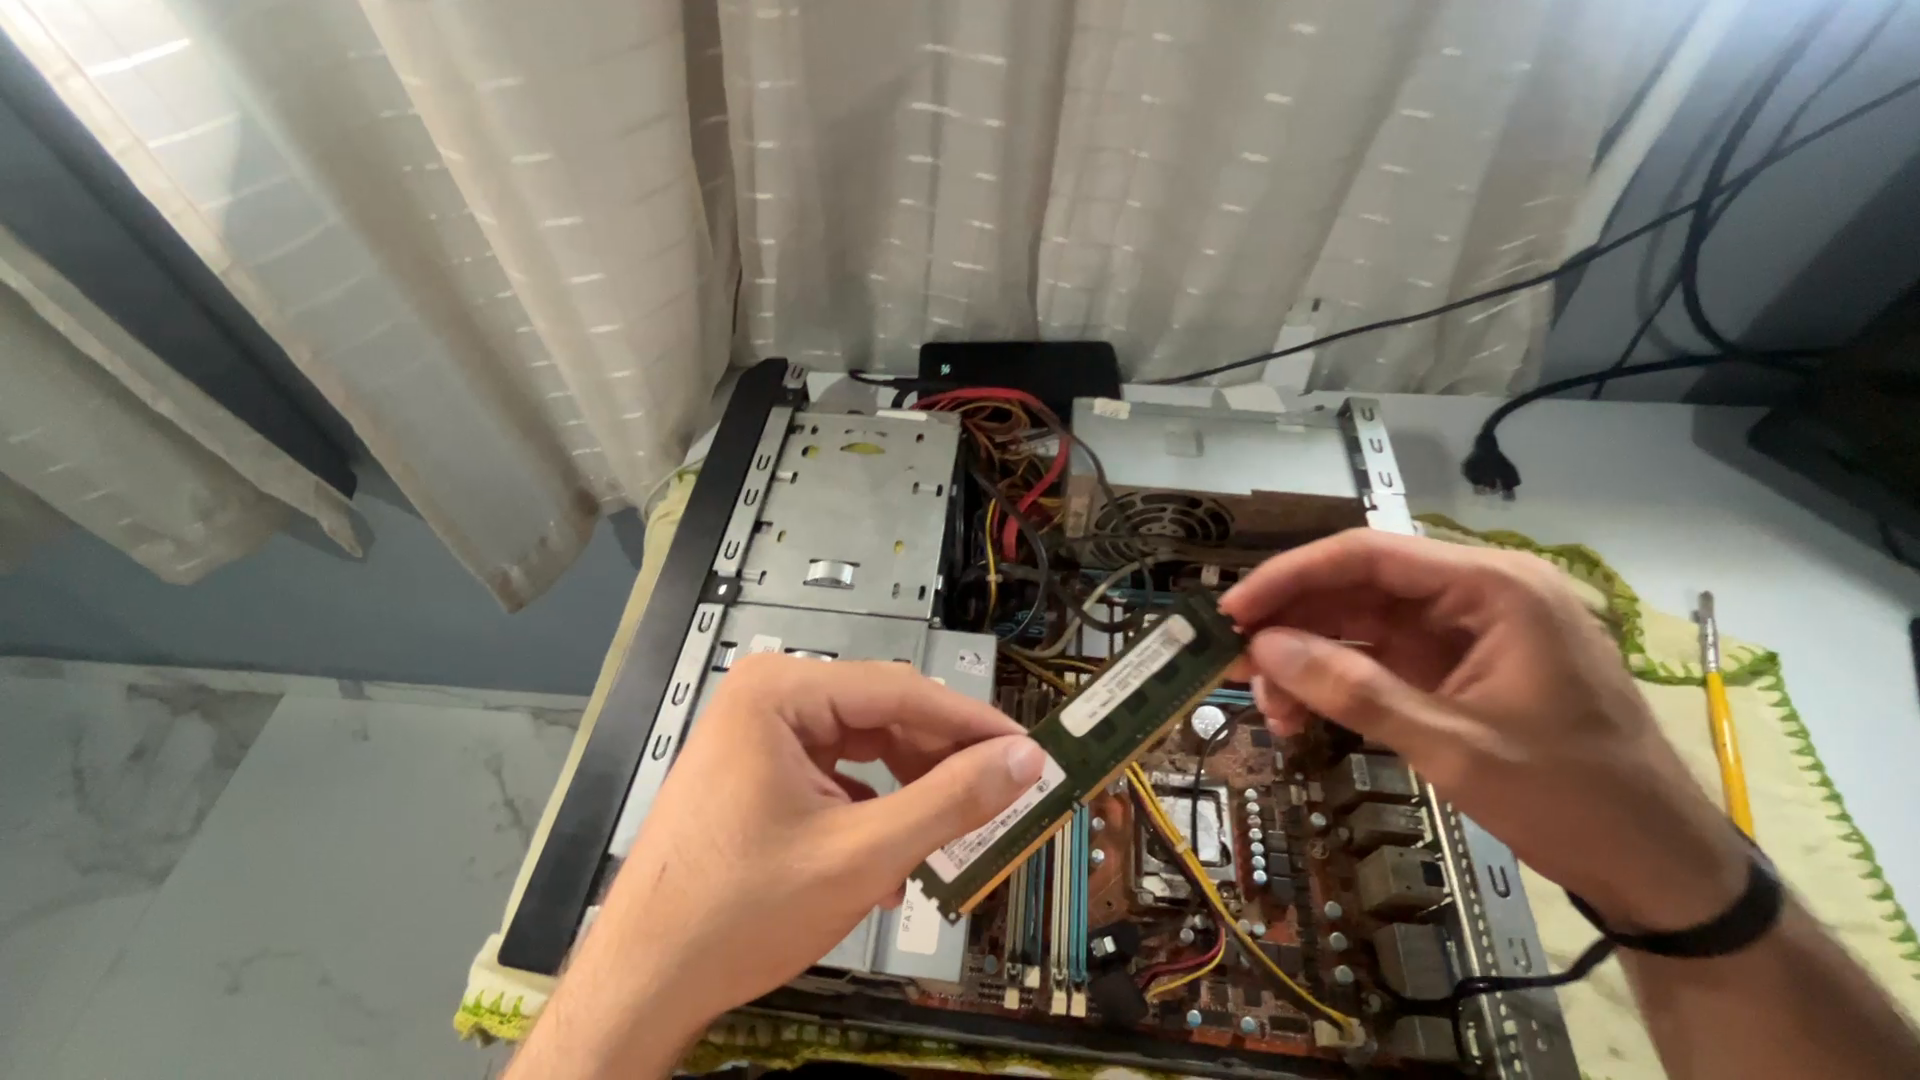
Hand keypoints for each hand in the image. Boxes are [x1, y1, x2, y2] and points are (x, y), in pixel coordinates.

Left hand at [527, 654, 1045, 1072]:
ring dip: (911, 789)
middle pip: (883, 715)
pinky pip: (836, 773)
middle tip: (1000, 797)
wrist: (643, 982)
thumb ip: (951, 802)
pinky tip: (895, 856)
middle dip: (942, 761)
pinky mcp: (758, 771)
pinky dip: (874, 807)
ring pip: (864, 746)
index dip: (974, 725)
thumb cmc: (740, 912)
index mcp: (781, 691)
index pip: (902, 692)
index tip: (1030, 752)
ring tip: (952, 831)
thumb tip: (1023, 761)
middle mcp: (768, 697)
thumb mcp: (862, 854)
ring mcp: (759, 734)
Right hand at [1220, 529, 1746, 932]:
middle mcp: (1477, 595)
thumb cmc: (1573, 798)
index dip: (1291, 576)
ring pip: (1360, 625)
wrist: (1659, 866)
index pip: (1369, 555)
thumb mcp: (1454, 746)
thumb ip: (1353, 690)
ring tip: (1271, 706)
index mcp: (1494, 588)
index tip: (1233, 610)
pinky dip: (1336, 683)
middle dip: (1294, 625)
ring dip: (1308, 660)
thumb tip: (1262, 648)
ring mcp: (1466, 633)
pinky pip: (1377, 660)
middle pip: (1358, 587)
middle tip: (1235, 664)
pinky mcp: (1456, 668)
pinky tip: (1301, 715)